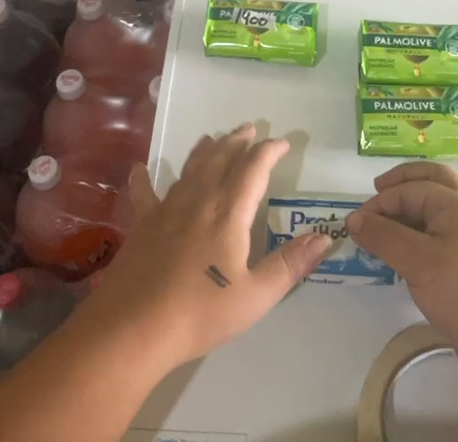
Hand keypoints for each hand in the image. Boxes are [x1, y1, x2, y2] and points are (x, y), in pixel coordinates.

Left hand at [77, 124, 332, 370]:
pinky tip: (138, 168)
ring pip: (189, 170)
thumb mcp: (255, 296)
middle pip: (220, 159)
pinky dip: (143, 178)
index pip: (253, 169)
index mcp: (228, 213)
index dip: (269, 151)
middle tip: (249, 128)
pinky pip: (143, 193)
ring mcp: (166, 210)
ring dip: (203, 151)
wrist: (133, 328)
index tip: (282, 142)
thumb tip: (325, 237)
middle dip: (237, 142)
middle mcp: (198, 201)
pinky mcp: (141, 225)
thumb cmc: (200, 313)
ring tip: (211, 138)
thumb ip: (290, 265)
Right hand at [346, 162, 457, 382]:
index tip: (355, 225)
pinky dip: (417, 233)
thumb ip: (383, 236)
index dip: (380, 202)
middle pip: (431, 181)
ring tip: (383, 224)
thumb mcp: (418, 262)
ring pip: (435, 209)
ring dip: (409, 208)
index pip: (410, 189)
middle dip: (402, 182)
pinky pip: (438, 235)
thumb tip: (354, 219)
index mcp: (457, 204)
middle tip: (375, 190)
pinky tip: (402, 253)